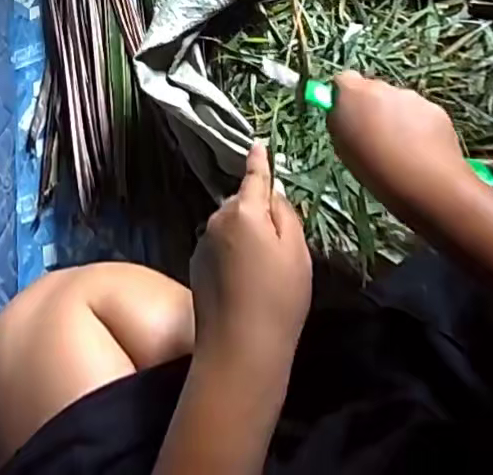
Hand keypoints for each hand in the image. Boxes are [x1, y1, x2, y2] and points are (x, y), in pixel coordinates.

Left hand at [188, 142, 311, 372]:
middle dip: (258, 211)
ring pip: (231, 224)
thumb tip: (272, 193)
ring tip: (264, 271)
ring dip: (244, 234)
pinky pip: (220, 244)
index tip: (258, 144)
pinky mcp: (196, 261)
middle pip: (243, 203)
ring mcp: (204, 239)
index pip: (254, 177)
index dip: (259, 161)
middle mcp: (218, 217)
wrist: (240, 348)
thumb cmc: (278, 299)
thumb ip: (285, 214)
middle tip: (280, 245)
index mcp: (245, 210)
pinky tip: (243, 281)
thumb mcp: (296, 253)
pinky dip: (232, 252)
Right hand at [328, 71, 478, 220]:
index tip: (348, 112)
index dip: (344, 95)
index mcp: (353, 93)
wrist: (426, 183)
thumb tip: (343, 112)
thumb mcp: (342, 145)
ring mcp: (411, 97)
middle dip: (373, 106)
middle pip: (373, 89)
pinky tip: (422, 151)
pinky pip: (422, 114)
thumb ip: (341, 121)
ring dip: (397, 117)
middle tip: (376, 135)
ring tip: (402, 149)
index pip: (343, 78)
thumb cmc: (374, 169)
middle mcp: (382, 87)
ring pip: (399, 102)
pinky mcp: (436, 109)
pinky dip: (420, 127)